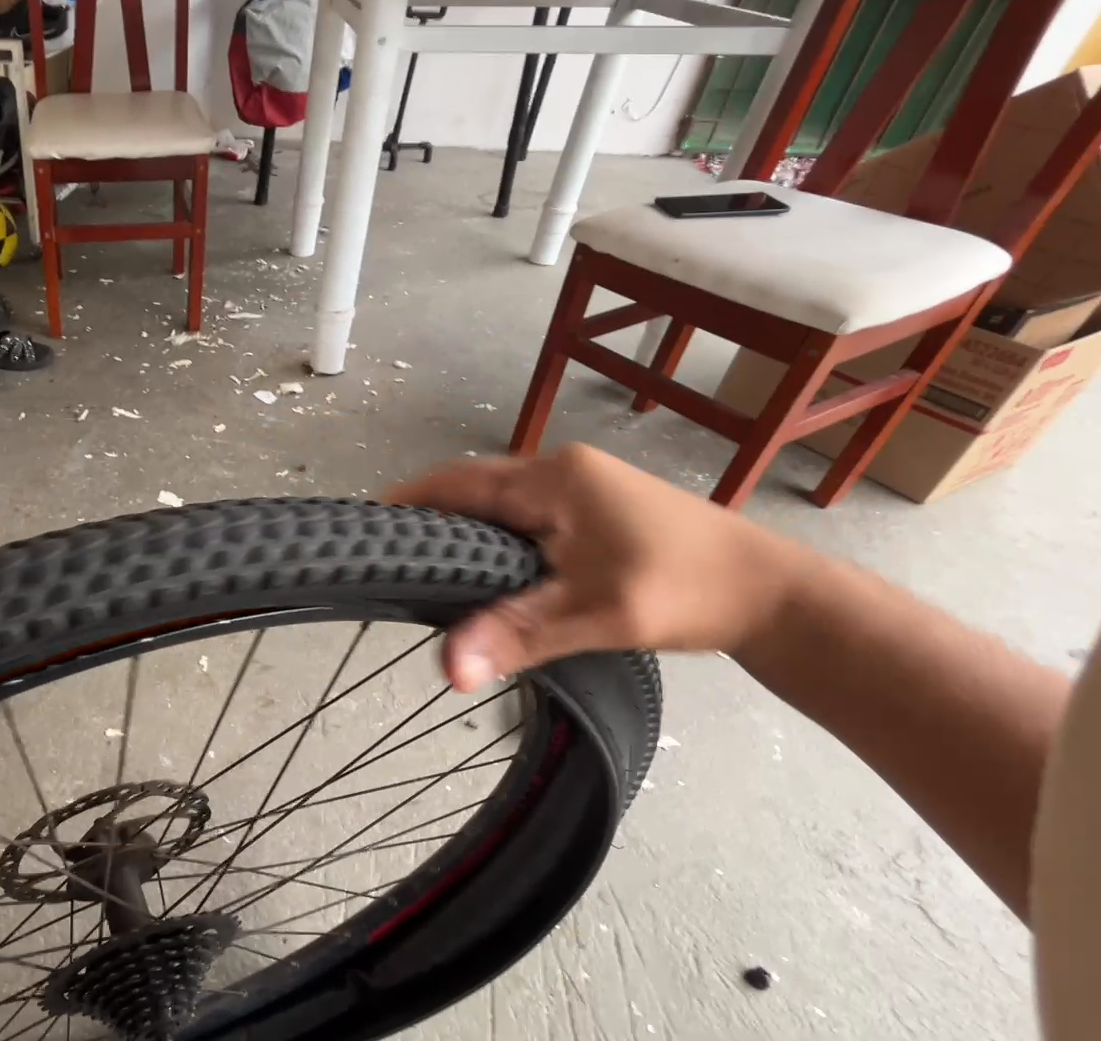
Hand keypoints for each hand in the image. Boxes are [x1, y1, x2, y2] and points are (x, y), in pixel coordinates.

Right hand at [388, 444, 803, 690]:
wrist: (774, 595)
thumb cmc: (686, 592)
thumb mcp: (597, 614)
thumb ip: (517, 634)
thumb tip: (446, 669)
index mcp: (555, 478)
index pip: (458, 481)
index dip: (408, 500)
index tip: (364, 527)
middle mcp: (561, 470)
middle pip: (473, 487)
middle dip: (428, 516)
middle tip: (386, 555)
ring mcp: (579, 486)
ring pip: (497, 502)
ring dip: (459, 527)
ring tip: (419, 565)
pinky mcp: (592, 509)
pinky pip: (520, 515)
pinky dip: (489, 536)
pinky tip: (479, 568)